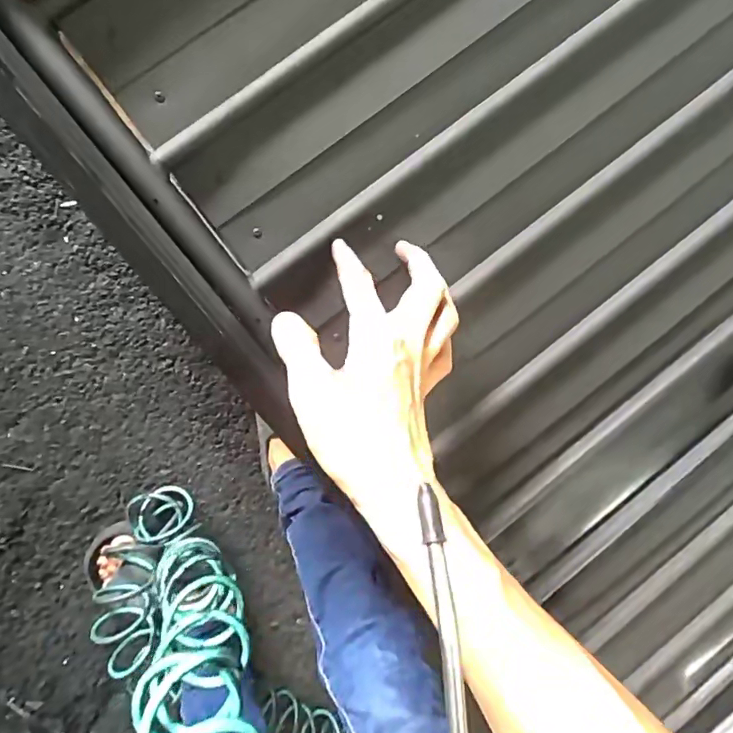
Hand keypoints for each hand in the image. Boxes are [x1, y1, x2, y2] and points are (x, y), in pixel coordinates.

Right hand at [270, 239, 458, 523]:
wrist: (393, 483)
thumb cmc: (358, 444)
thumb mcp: (311, 392)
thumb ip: (296, 348)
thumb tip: (287, 322)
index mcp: (376, 340)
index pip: (362, 287)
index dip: (349, 263)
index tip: (342, 250)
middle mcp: (406, 346)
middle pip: (427, 288)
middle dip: (416, 260)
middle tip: (402, 248)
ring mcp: (422, 366)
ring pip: (445, 313)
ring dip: (437, 287)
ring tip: (427, 277)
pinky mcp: (427, 388)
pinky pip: (444, 348)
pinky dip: (442, 329)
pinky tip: (433, 333)